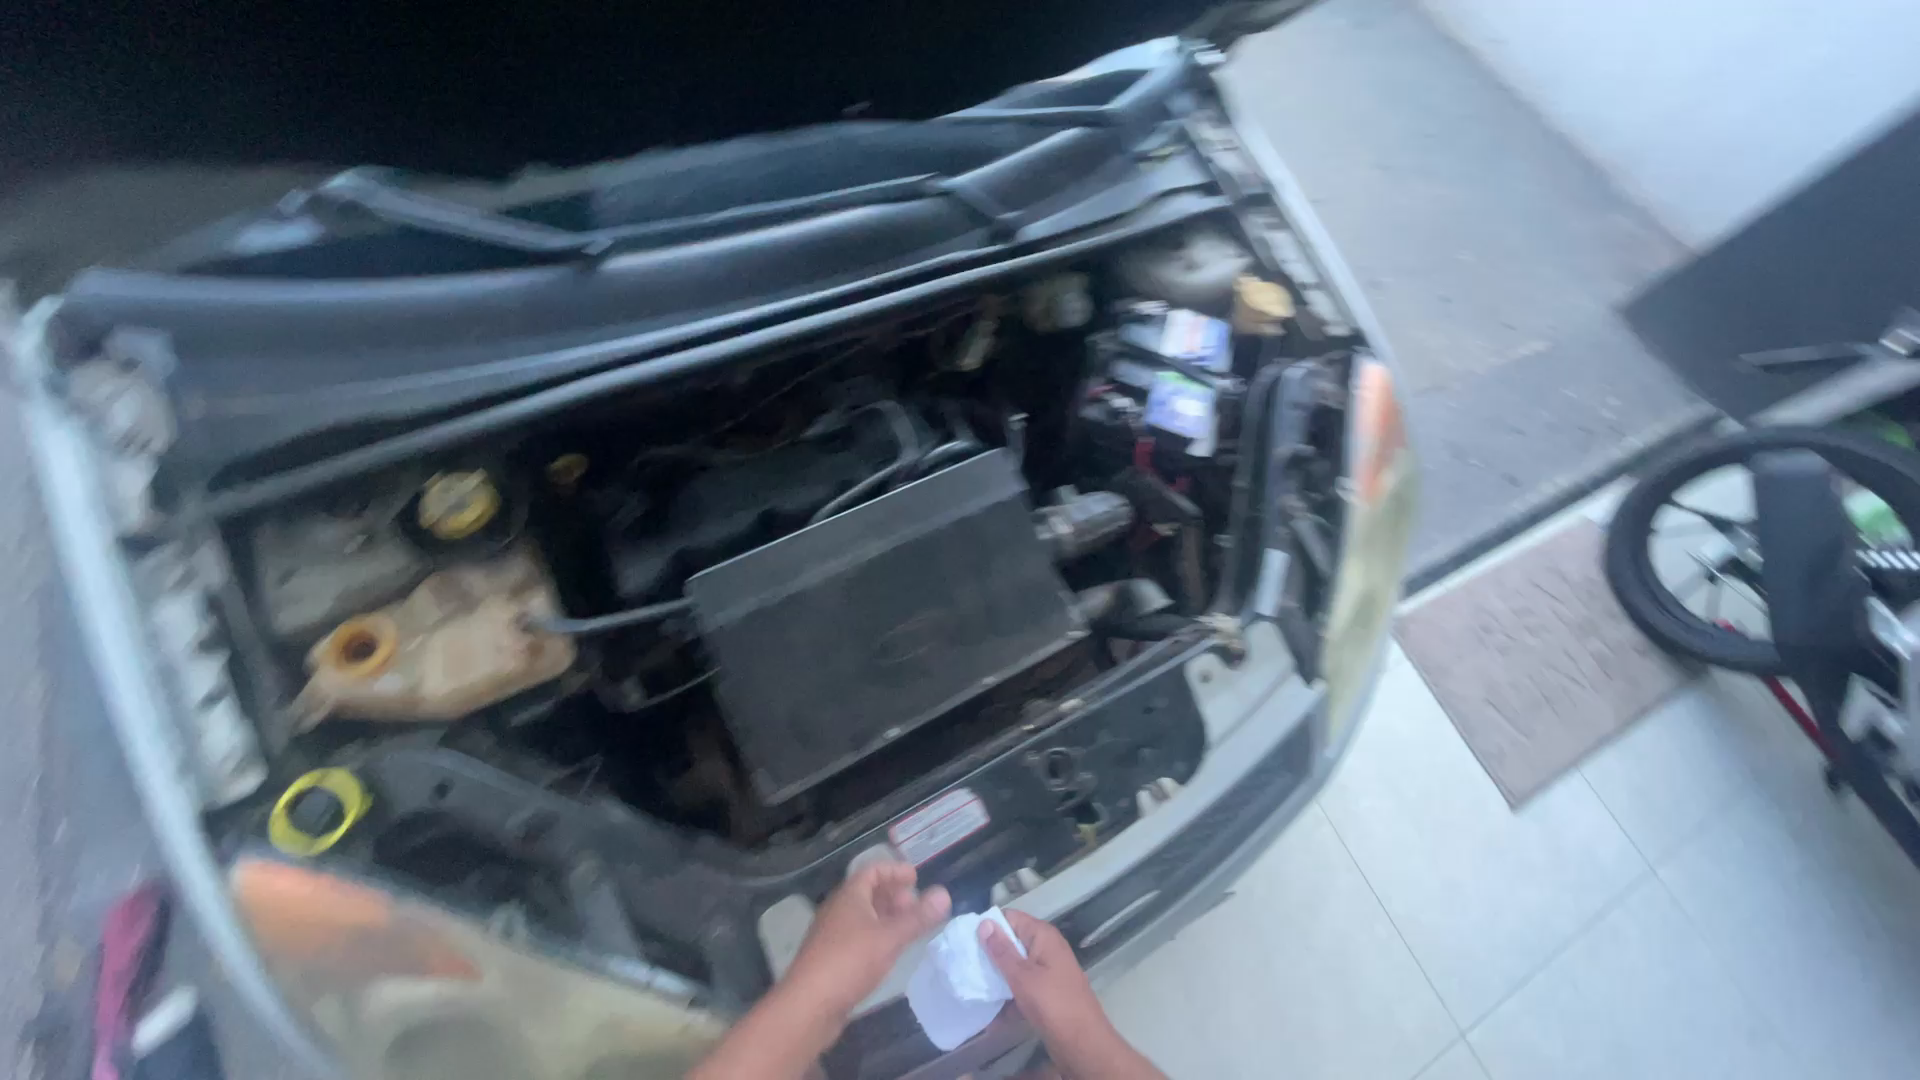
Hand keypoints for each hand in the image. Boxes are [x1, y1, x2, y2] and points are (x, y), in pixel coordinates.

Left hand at [785, 860, 950, 1015]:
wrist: (808, 1006)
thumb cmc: (849, 961)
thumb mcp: (890, 938)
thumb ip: (918, 917)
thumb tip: (945, 893)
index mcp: (849, 895)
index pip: (872, 870)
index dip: (895, 871)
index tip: (916, 877)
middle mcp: (837, 909)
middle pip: (867, 892)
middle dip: (893, 895)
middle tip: (916, 905)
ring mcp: (831, 934)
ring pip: (862, 916)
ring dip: (885, 916)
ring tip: (906, 928)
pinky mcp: (829, 958)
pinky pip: (857, 935)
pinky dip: (876, 935)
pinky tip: (886, 951)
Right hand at [981, 912, 1164, 1079]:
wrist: (1084, 1045)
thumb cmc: (1053, 1004)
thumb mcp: (1022, 976)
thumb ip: (1001, 950)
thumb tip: (983, 923)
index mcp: (1043, 935)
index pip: (1010, 918)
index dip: (989, 926)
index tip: (967, 940)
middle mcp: (1046, 948)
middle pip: (1012, 942)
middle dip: (990, 954)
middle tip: (966, 965)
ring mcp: (1047, 971)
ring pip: (1015, 966)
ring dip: (998, 978)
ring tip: (973, 987)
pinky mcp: (1046, 992)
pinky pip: (1022, 986)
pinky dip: (1009, 996)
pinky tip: (991, 1012)